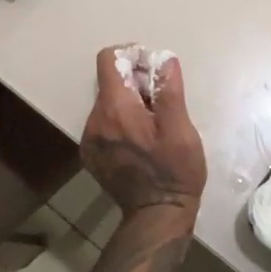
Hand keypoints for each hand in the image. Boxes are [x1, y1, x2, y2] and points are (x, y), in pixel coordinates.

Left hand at [80, 47, 206, 217]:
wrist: (157, 216)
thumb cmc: (175, 171)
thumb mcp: (181, 129)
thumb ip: (169, 91)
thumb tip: (163, 60)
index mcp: (115, 109)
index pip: (108, 60)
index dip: (132, 55)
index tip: (154, 69)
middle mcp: (94, 121)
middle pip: (109, 82)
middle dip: (136, 82)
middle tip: (163, 102)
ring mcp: (89, 140)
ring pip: (108, 104)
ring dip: (130, 103)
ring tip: (155, 124)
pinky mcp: (92, 155)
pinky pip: (105, 124)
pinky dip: (122, 122)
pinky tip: (142, 141)